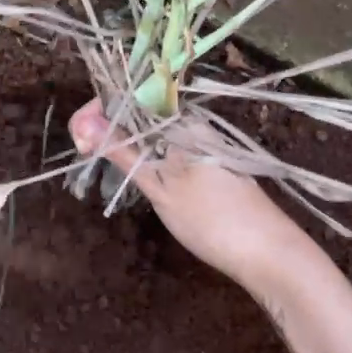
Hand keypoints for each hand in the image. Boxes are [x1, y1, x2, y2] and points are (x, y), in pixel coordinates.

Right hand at [69, 99, 316, 288]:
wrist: (273, 255)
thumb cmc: (213, 219)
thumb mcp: (160, 186)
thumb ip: (123, 151)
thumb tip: (85, 122)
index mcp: (179, 122)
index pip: (126, 97)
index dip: (96, 112)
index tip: (78, 141)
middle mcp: (190, 125)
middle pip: (137, 111)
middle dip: (105, 126)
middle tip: (85, 155)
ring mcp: (200, 145)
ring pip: (151, 130)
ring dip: (123, 141)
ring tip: (103, 164)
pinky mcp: (206, 164)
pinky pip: (166, 146)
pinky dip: (144, 154)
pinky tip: (136, 172)